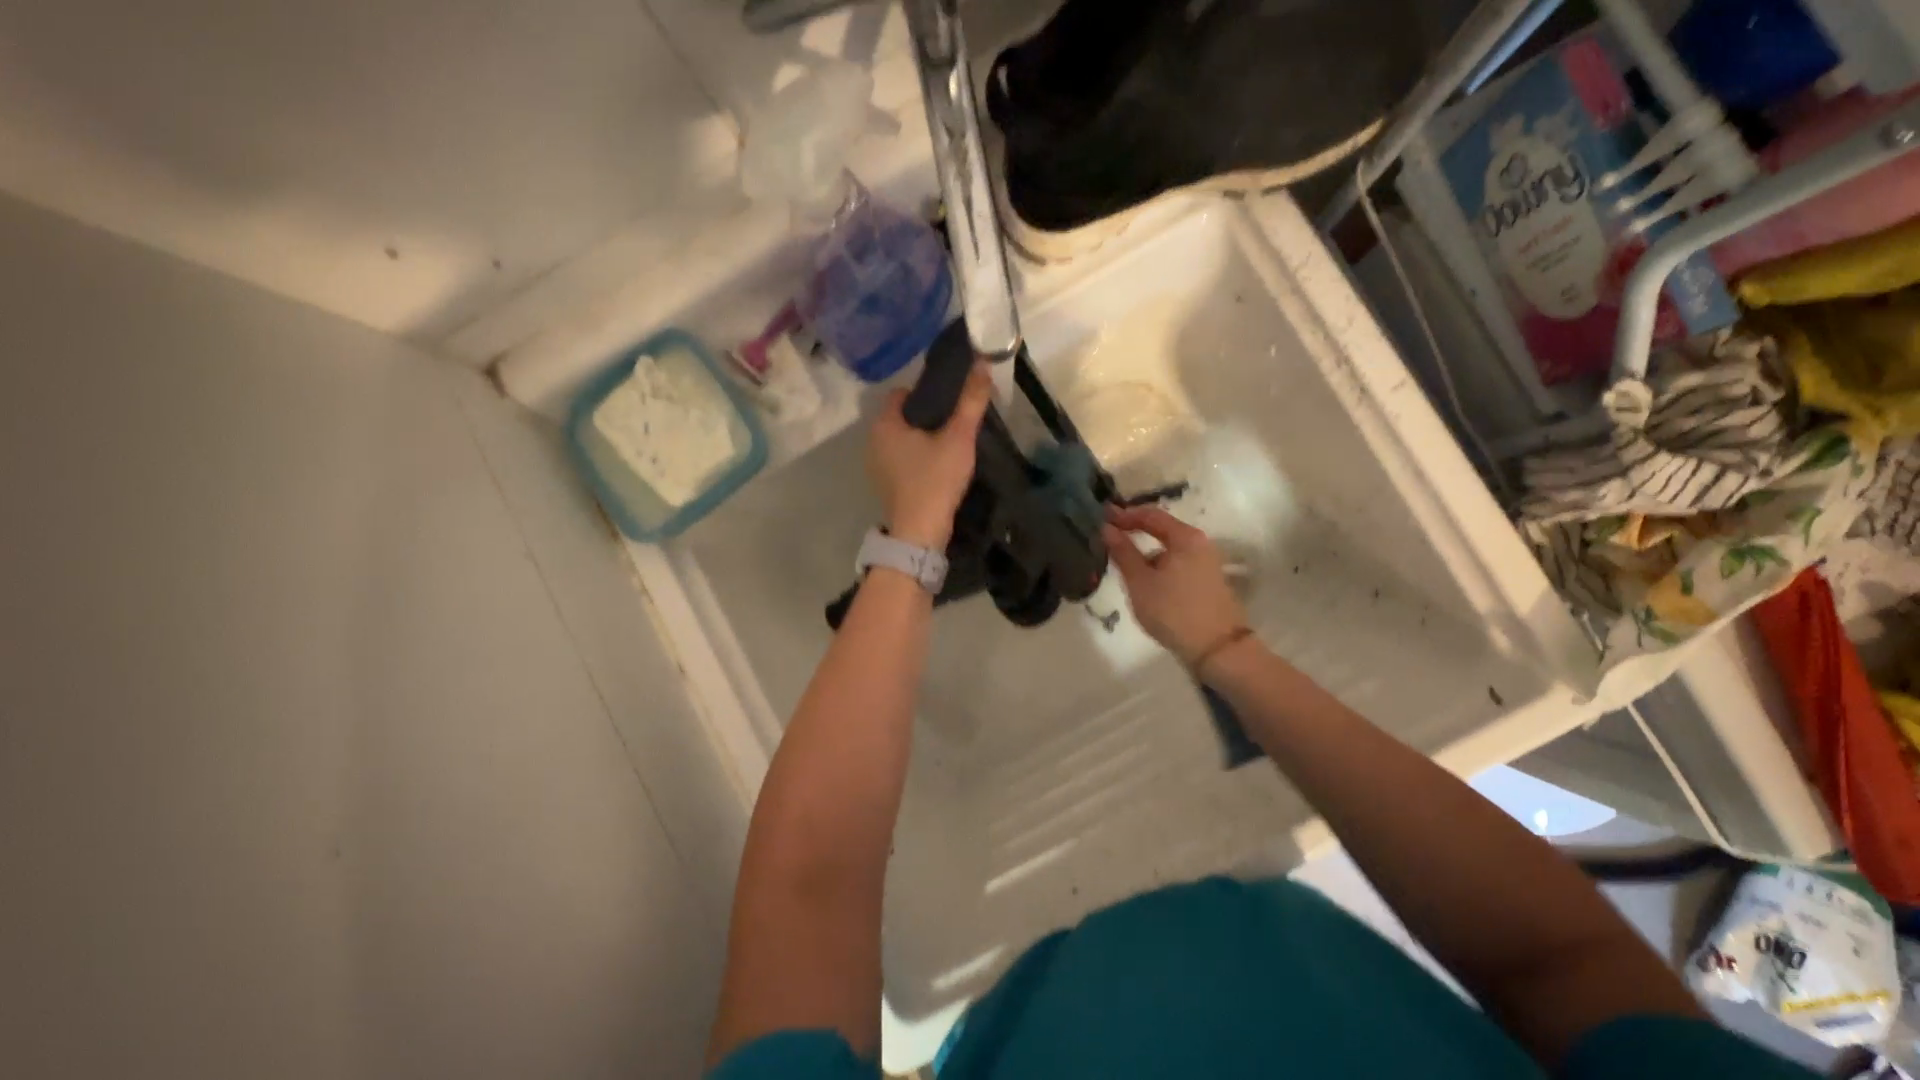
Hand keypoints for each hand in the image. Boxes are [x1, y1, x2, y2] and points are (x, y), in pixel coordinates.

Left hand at [866, 361, 992, 549]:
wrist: (920, 532)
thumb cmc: (935, 480)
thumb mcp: (959, 437)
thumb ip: (971, 401)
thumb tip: (982, 365)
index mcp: (884, 423)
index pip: (902, 393)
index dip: (927, 392)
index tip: (951, 401)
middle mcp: (873, 440)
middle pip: (902, 415)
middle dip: (927, 415)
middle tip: (956, 421)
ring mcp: (876, 464)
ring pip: (902, 438)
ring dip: (923, 437)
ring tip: (950, 442)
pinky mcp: (885, 483)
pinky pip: (902, 458)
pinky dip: (917, 457)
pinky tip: (938, 465)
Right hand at [1102, 506, 1248, 666]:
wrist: (1217, 648)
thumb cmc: (1173, 611)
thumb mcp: (1140, 582)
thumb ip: (1123, 552)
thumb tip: (1107, 528)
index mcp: (1185, 537)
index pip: (1150, 515)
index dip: (1124, 515)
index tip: (1101, 518)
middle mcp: (1200, 544)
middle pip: (1162, 531)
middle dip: (1135, 534)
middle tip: (1109, 540)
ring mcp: (1207, 564)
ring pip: (1170, 551)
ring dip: (1147, 555)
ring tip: (1124, 568)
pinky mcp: (1208, 582)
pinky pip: (1178, 565)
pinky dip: (1159, 567)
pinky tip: (1146, 585)